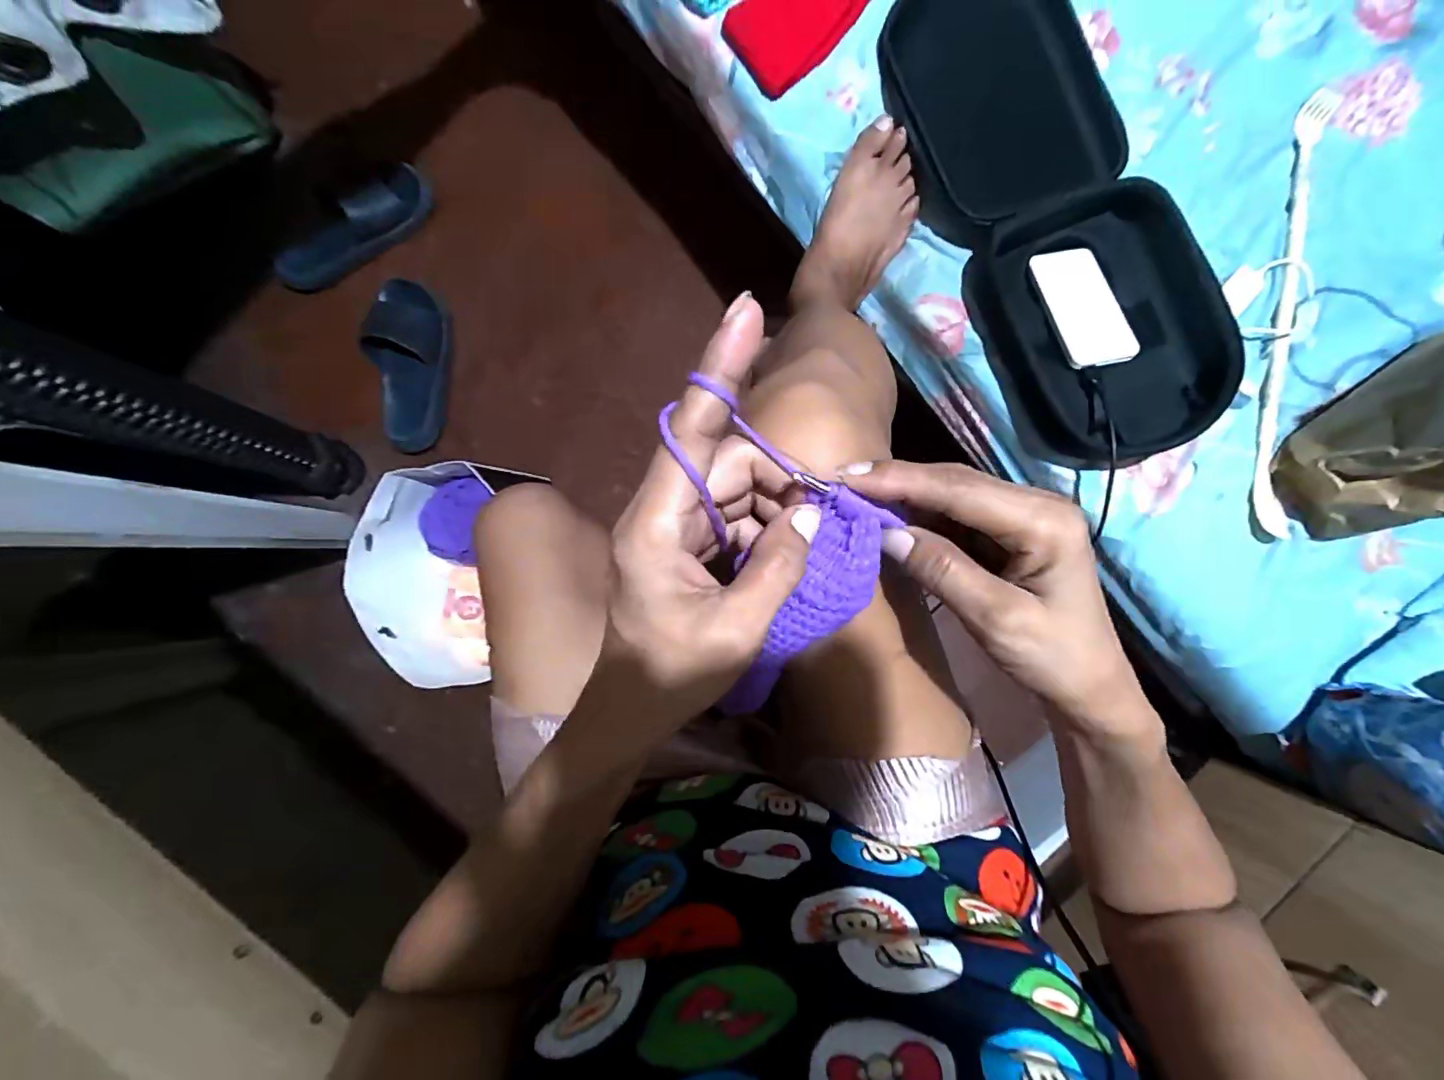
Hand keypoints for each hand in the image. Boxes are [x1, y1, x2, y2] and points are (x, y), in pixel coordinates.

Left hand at [587, 294, 818, 737]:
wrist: (628, 711)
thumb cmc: (671, 677)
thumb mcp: (736, 630)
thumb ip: (778, 566)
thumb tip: (811, 510)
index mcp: (658, 523)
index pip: (692, 429)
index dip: (719, 366)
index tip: (746, 309)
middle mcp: (663, 509)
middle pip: (728, 459)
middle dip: (777, 480)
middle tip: (814, 520)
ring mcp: (675, 524)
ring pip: (736, 486)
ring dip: (775, 509)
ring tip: (793, 554)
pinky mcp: (688, 541)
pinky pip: (735, 513)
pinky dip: (765, 527)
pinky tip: (781, 556)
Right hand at [839, 460, 1156, 741]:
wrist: (1088, 689)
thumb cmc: (1053, 658)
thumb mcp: (996, 619)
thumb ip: (943, 570)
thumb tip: (887, 532)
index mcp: (1044, 520)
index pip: (959, 490)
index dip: (900, 480)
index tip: (848, 475)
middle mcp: (1036, 504)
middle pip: (954, 483)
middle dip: (897, 481)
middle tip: (842, 480)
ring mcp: (1022, 517)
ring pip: (951, 495)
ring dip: (904, 495)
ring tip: (856, 494)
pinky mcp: (1007, 534)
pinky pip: (955, 516)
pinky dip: (919, 516)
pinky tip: (888, 515)